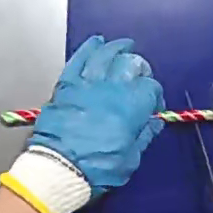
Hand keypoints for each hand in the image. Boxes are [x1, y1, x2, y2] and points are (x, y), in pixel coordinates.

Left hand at [28, 35, 164, 193]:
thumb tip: (152, 123)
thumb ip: (143, 137)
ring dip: (116, 48)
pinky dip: (88, 49)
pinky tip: (95, 43)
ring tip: (123, 46)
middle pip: (129, 64)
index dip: (154, 95)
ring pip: (105, 56)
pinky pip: (78, 60)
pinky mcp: (66, 86)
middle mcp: (111, 89)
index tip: (152, 104)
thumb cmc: (96, 169)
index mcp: (131, 107)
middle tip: (139, 73)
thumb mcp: (130, 159)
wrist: (59, 169)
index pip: (150, 88)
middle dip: (138, 67)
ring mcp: (87, 84)